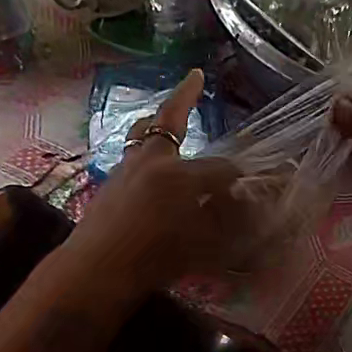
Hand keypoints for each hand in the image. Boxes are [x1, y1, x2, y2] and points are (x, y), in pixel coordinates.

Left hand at [64, 70, 241, 294]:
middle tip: (195, 77)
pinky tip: (150, 164)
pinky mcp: (109, 184)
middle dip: (185, 97)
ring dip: (157, 120)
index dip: (241, 177)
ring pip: (142, 133)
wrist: (95, 273)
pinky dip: (144, 149)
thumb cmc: (153, 263)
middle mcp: (152, 161)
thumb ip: (222, 224)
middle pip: (170, 119)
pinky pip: (131, 155)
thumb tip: (240, 206)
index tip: (256, 182)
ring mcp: (126, 168)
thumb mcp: (200, 248)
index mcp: (180, 177)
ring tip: (165, 114)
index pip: (222, 170)